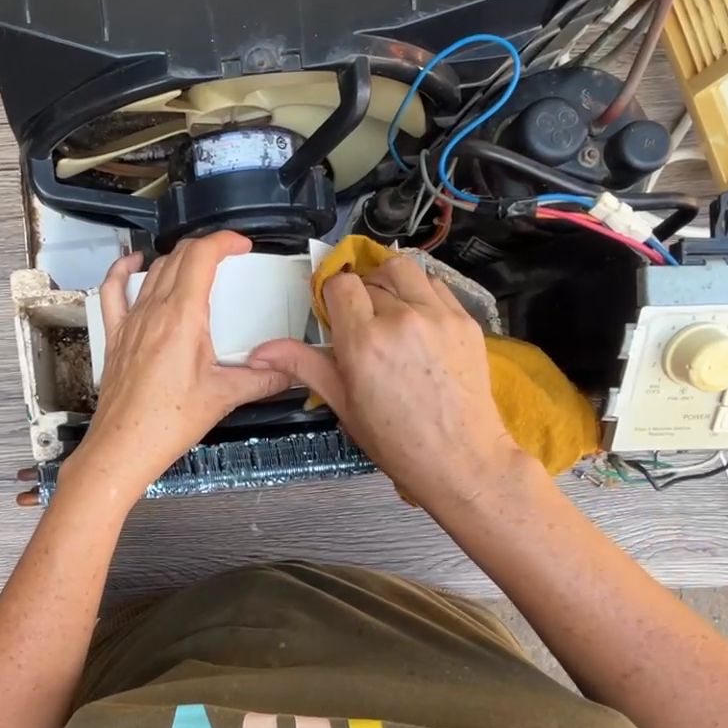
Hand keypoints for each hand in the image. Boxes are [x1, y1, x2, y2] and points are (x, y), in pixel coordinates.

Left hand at [65, 232, 292, 502]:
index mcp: (182, 317)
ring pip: (152, 272)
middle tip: (228, 257)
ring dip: (176, 259)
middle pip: (178, 257)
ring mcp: (130, 322)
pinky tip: (132, 265)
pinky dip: (122, 272)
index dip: (224, 241)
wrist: (123, 447)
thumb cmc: (167, 423)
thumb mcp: (224, 398)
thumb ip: (262, 380)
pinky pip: (113, 292)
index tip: (241, 245)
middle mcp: (153, 311)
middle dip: (206, 248)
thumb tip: (288, 371)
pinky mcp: (115, 337)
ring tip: (196, 263)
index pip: (202, 256)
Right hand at [249, 255, 527, 506]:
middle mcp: (401, 320)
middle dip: (359, 293)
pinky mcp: (465, 321)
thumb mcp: (342, 403)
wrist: (459, 459)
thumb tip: (261, 353)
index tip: (332, 310)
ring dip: (388, 280)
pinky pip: (436, 285)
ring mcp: (438, 316)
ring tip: (387, 308)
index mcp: (363, 342)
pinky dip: (420, 292)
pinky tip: (416, 318)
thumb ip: (304, 365)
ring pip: (404, 268)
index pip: (340, 284)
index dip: (331, 294)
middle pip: (369, 276)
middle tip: (359, 321)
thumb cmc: (397, 441)